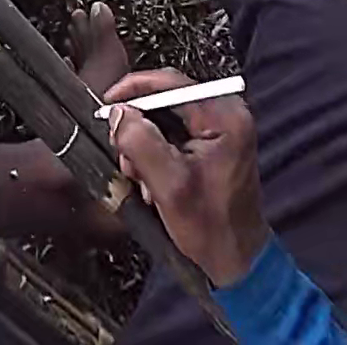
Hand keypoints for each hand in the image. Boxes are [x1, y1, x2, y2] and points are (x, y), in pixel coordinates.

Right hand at [105, 69, 270, 287]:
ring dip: (142, 139)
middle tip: (119, 145)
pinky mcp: (211, 139)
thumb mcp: (170, 186)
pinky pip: (170, 129)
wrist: (238, 263)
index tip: (108, 103)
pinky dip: (153, 147)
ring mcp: (219, 126)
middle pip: (164, 97)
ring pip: (163, 114)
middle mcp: (225, 113)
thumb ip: (140, 143)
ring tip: (136, 170)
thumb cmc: (212, 228)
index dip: (133, 89)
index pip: (169, 83)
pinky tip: (148, 174)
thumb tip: (117, 112)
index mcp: (224, 117)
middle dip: (137, 121)